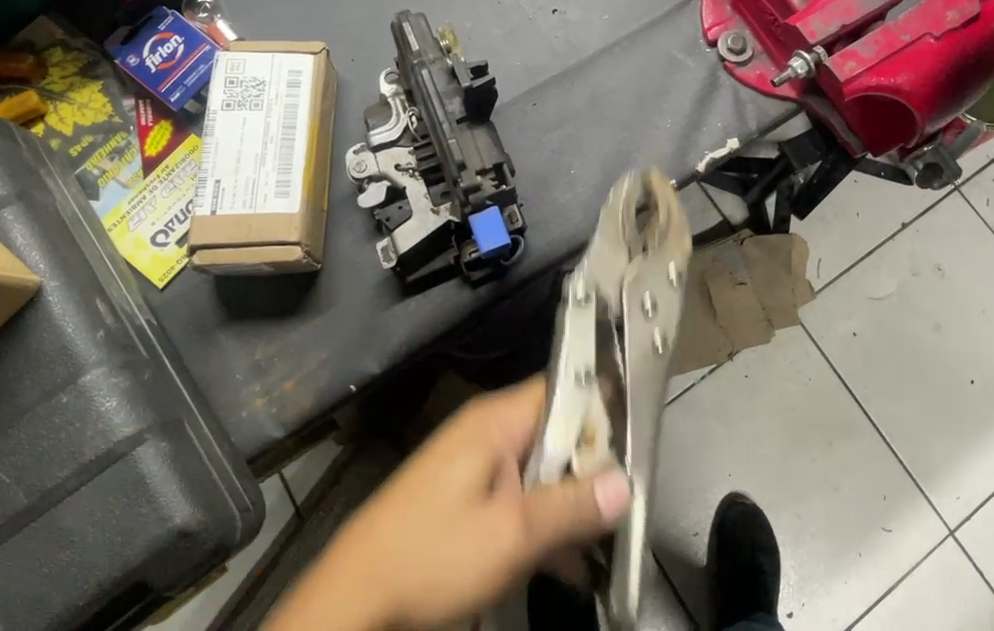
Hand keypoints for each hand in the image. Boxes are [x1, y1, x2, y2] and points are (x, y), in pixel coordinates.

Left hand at [268, 378, 631, 630]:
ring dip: (574, 506)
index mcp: (497, 421)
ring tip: (610, 542)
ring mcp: (477, 470)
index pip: (565, 389)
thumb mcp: (512, 534)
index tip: (639, 439)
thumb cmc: (432, 556)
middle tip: (630, 503)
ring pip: (544, 472)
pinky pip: (522, 500)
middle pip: (559, 434)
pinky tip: (572, 566)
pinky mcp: (469, 503)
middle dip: (594, 469)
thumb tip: (627, 483)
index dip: (605, 408)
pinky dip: (546, 526)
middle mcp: (489, 434)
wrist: (354, 603)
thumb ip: (573, 506)